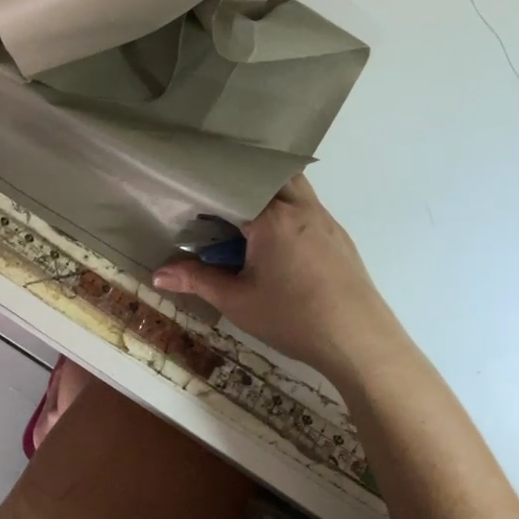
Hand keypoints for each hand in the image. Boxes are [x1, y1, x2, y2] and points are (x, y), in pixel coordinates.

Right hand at [152, 174, 406, 378]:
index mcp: (271, 218)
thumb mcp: (237, 301)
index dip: (209, 191)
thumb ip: (197, 280)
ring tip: (244, 220)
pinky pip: (309, 208)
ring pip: (293, 188)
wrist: (362, 344)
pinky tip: (275, 244)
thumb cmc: (294, 319)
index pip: (233, 188)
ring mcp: (325, 221)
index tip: (188, 198)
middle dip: (243, 183)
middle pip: (269, 175)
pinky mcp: (339, 238)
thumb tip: (157, 273)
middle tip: (217, 202)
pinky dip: (287, 212)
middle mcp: (301, 209)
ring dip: (269, 196)